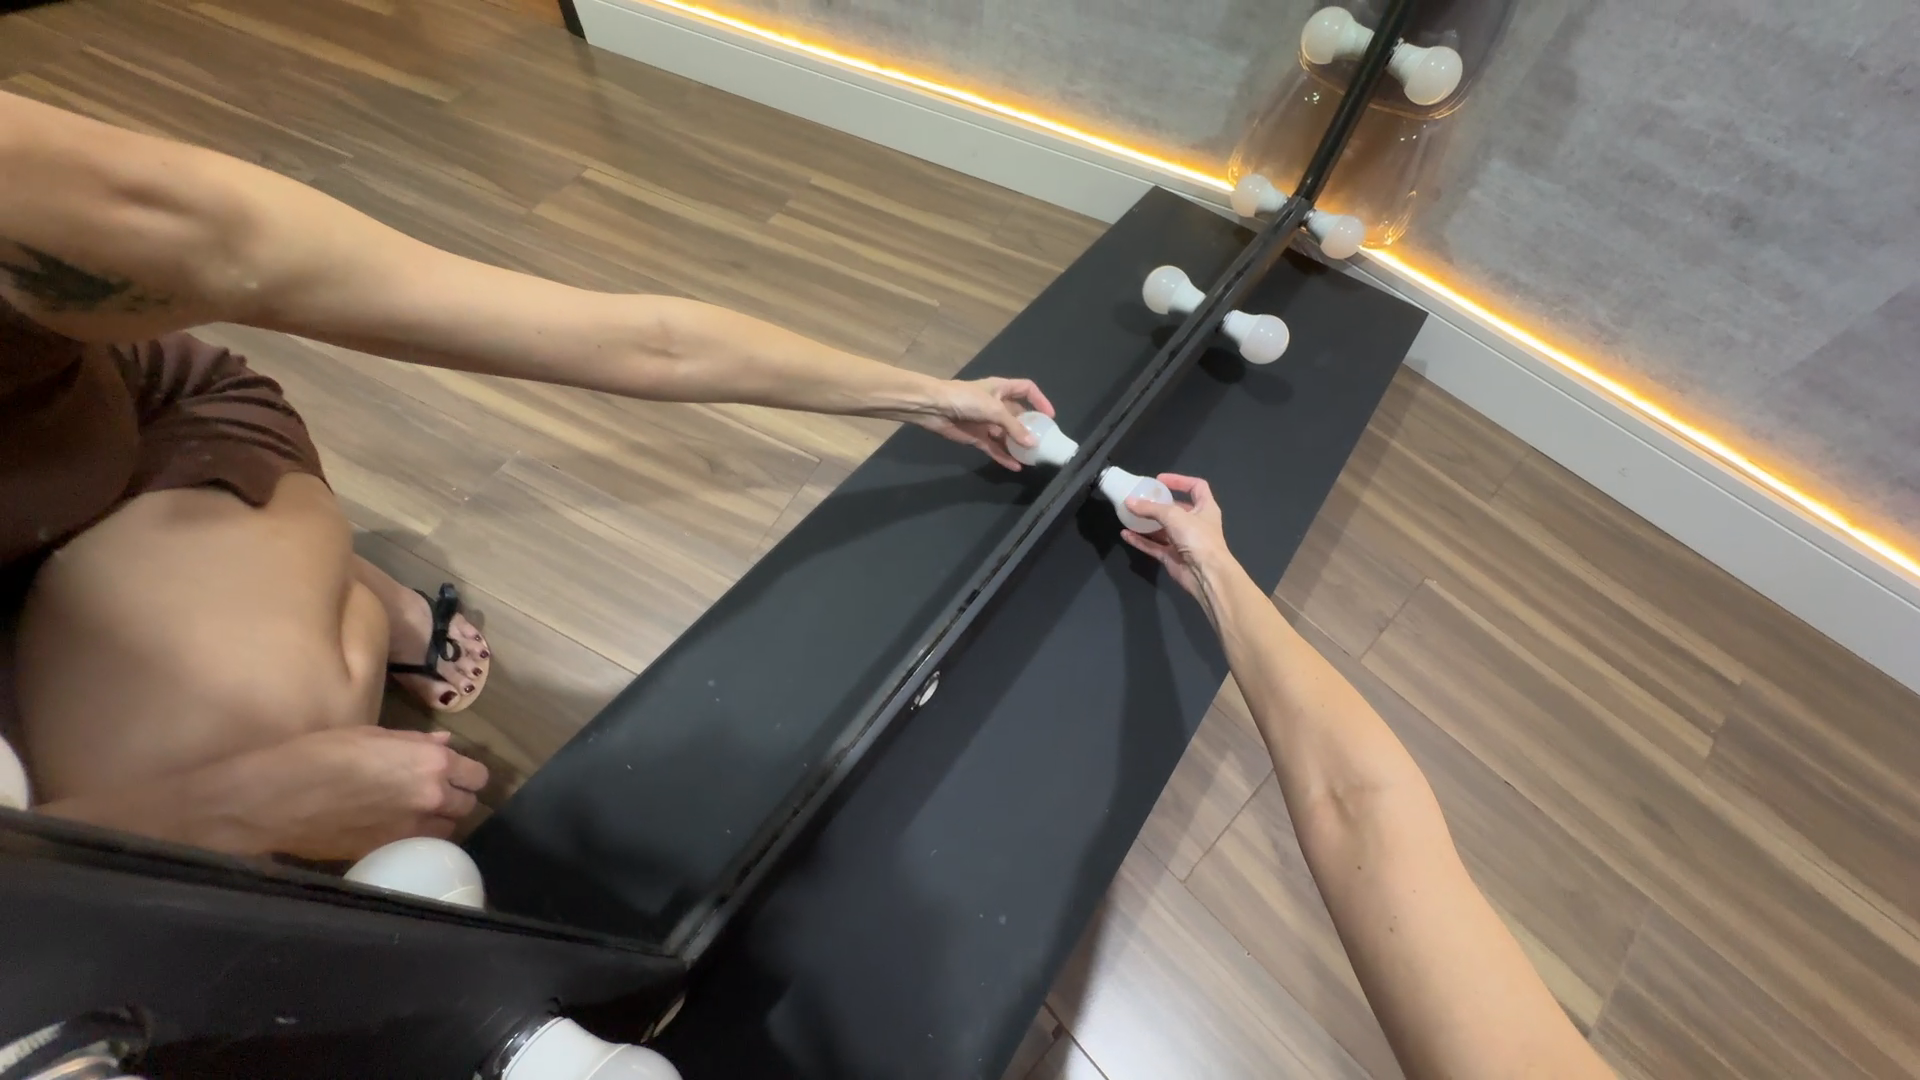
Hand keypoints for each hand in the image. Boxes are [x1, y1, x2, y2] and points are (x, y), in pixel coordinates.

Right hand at [229, 727, 488, 860]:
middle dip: (457, 799)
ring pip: (447, 830)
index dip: (468, 775)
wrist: (269, 798)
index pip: (478, 776)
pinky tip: (397, 832)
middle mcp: (431, 797)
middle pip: (467, 805)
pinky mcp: (383, 851)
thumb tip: (446, 743)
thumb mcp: (374, 736)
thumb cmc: (320, 755)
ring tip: (417, 815)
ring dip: (439, 822)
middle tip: (437, 795)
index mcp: (433, 764)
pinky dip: (414, 841)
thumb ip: (417, 742)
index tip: (456, 775)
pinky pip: (416, 848)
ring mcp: (409, 828)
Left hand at [910, 377, 1054, 469]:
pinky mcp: (976, 437)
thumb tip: (1032, 442)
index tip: (1050, 416)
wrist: (934, 407)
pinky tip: (1015, 466)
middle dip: (1029, 428)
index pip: (1026, 389)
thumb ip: (1013, 427)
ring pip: (1006, 435)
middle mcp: (995, 404)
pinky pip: (994, 447)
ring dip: (1017, 445)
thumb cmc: (965, 399)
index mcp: (1001, 388)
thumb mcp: (994, 409)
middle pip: (1018, 416)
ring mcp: (986, 421)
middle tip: (1043, 442)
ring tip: (1031, 457)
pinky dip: (1003, 456)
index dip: (1039, 400)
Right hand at [1118, 474, 1238, 614]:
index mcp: (1205, 508)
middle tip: (1140, 498)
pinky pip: (1153, 545)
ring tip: (1129, 515)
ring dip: (1146, 523)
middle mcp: (1196, 523)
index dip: (1180, 480)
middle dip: (1158, 504)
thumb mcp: (1174, 516)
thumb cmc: (1197, 537)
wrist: (1206, 573)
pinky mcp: (1172, 556)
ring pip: (1162, 529)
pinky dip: (1140, 540)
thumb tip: (1129, 502)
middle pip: (1176, 508)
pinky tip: (1125, 534)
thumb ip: (1150, 508)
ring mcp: (1183, 541)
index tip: (1159, 480)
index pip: (1196, 487)